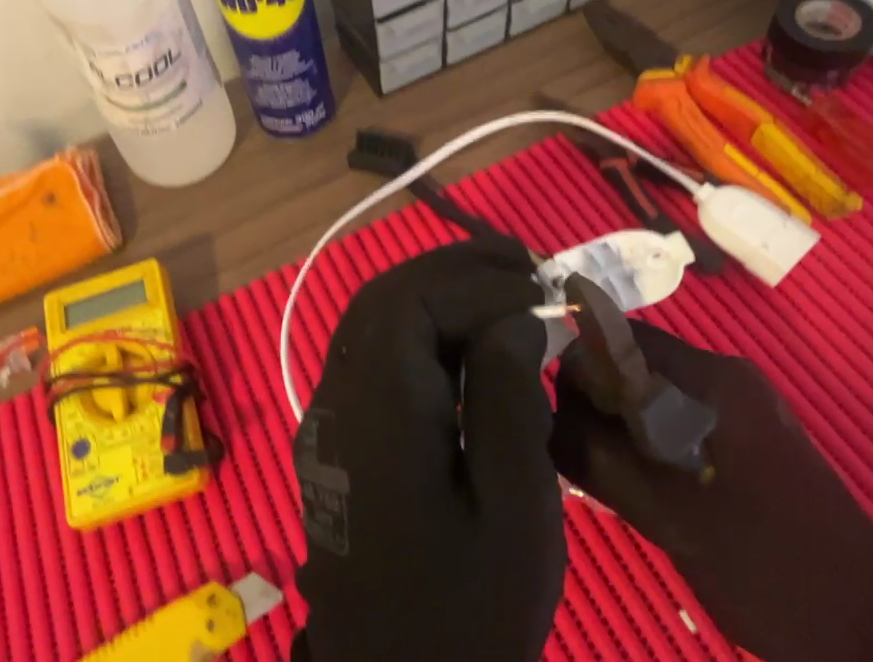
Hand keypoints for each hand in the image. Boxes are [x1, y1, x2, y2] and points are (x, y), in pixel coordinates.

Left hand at [292, 239, 564, 661]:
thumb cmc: (468, 609)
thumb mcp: (512, 509)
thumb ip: (506, 400)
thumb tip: (511, 317)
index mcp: (377, 414)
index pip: (410, 306)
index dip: (475, 284)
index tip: (540, 293)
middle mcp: (339, 401)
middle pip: (382, 299)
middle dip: (451, 270)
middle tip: (522, 263)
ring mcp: (332, 417)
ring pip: (373, 321)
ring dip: (435, 291)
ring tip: (504, 284)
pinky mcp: (342, 435)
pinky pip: (374, 354)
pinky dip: (420, 327)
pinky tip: (468, 337)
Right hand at [553, 321, 872, 661]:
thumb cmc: (773, 566)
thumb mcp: (674, 516)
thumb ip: (602, 461)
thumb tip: (544, 417)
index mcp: (713, 379)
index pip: (618, 337)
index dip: (577, 369)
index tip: (552, 417)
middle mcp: (724, 379)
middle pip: (632, 366)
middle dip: (594, 404)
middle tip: (572, 456)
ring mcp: (736, 412)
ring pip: (648, 398)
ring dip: (616, 431)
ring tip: (596, 477)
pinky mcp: (741, 445)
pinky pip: (671, 425)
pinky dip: (642, 447)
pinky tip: (632, 491)